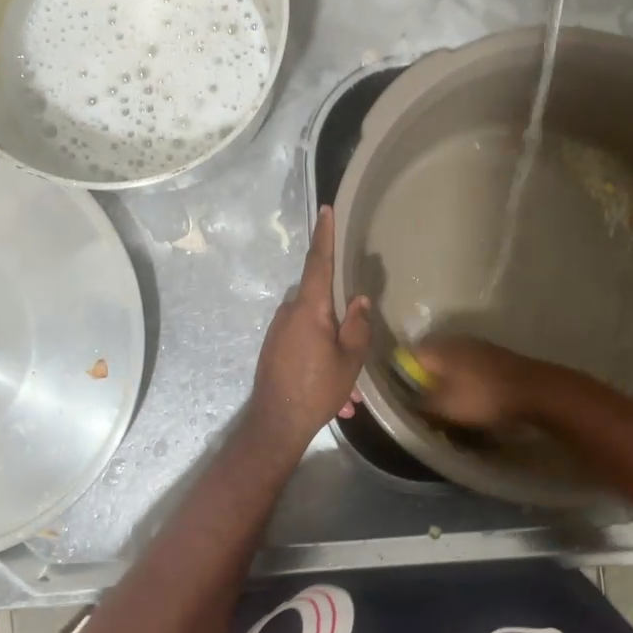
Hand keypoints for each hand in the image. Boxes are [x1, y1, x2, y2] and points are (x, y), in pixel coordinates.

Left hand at [250, 206, 370, 445]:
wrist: (275, 423)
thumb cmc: (317, 389)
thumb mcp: (350, 360)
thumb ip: (357, 326)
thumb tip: (359, 301)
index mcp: (309, 308)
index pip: (318, 262)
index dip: (324, 235)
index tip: (325, 209)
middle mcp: (289, 312)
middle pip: (321, 302)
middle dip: (341, 324)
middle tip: (356, 354)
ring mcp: (278, 330)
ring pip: (314, 328)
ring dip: (332, 351)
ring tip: (346, 391)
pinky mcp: (273, 347)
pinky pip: (303, 343)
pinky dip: (320, 361)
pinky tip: (333, 396)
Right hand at [408, 335, 544, 428]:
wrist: (534, 391)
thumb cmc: (482, 396)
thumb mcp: (443, 407)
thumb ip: (421, 404)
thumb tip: (411, 403)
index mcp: (438, 348)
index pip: (409, 355)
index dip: (404, 376)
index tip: (407, 396)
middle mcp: (456, 341)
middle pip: (432, 361)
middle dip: (428, 382)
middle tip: (429, 406)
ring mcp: (479, 347)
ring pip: (454, 366)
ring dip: (450, 385)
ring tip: (453, 409)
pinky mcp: (497, 358)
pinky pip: (473, 372)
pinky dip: (469, 386)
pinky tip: (475, 403)